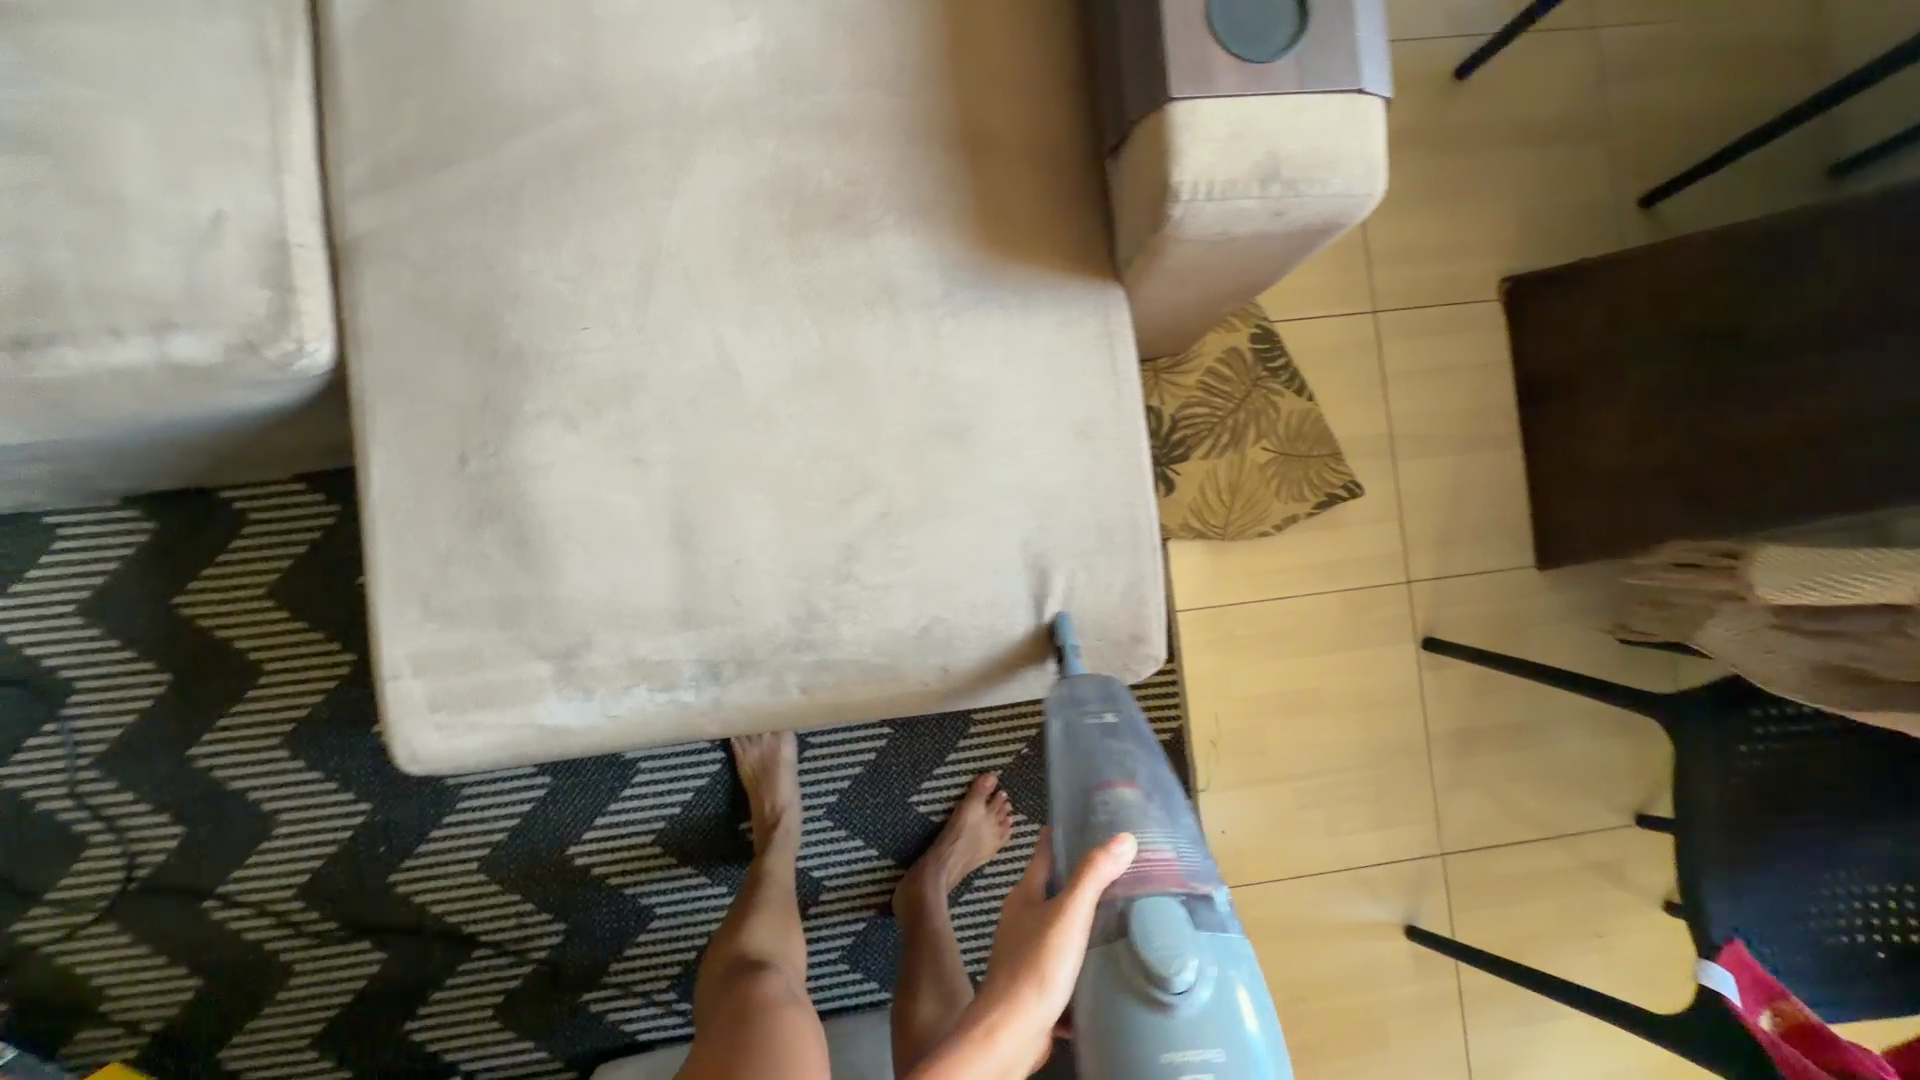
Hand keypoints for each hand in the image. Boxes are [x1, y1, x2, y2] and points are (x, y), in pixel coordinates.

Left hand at [977, 828, 1137, 1067]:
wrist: (1012, 1031)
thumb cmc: (1035, 965)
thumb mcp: (1068, 914)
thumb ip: (1093, 876)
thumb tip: (1123, 838)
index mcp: (1024, 896)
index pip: (1043, 855)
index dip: (1060, 836)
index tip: (1082, 821)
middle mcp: (1021, 920)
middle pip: (1052, 890)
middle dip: (1078, 880)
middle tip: (1116, 870)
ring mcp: (1026, 954)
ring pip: (1058, 929)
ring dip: (1082, 922)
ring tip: (1119, 915)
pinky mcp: (1036, 985)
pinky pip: (1063, 966)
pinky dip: (1083, 962)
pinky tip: (1106, 965)